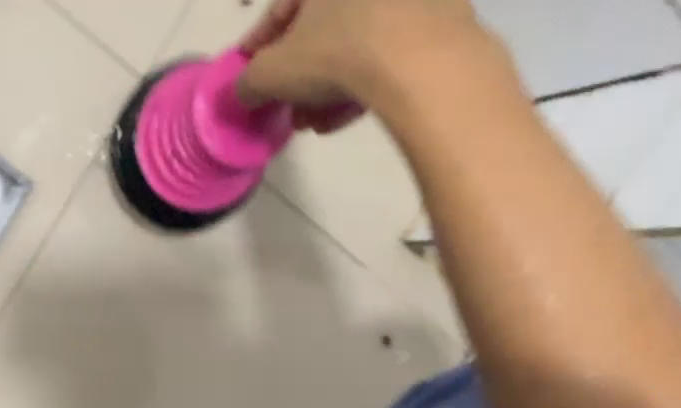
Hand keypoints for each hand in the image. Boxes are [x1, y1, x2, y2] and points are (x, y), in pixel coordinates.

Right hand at [239, 0, 492, 125]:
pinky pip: (383, 51)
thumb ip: (246, 83)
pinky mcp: (436, 16)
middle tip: (283, 108)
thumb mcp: (268, 75)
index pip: (278, 8)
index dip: (256, 45)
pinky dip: (360, 82)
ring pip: (351, 43)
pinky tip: (343, 116)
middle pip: (318, 28)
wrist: (419, 58)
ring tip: (312, 122)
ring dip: (324, 86)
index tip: (247, 74)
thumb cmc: (332, 53)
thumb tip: (244, 90)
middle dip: (297, 74)